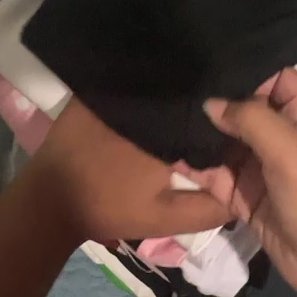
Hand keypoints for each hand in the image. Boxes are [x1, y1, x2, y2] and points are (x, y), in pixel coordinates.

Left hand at [25, 98, 230, 244]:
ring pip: (163, 83)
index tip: (236, 123)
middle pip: (187, 93)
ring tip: (191, 96)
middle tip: (216, 111)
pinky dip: (149, 83)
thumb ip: (209, 208)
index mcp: (169, 129)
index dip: (225, 118)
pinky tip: (158, 91)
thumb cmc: (111, 208)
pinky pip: (135, 78)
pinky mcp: (99, 87)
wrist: (52, 201)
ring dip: (177, 88)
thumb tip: (244, 187)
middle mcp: (148, 100)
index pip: (209, 112)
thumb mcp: (166, 218)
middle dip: (202, 100)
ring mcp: (121, 89)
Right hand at [184, 68, 296, 296]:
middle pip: (245, 110)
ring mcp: (261, 168)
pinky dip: (196, 168)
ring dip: (201, 136)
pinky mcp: (244, 197)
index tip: (213, 65)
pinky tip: (170, 157)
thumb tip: (211, 104)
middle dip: (215, 103)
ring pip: (225, 143)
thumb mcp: (288, 147)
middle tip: (175, 88)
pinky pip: (216, 176)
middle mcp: (281, 137)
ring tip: (165, 120)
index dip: (252, 71)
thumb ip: (249, 118)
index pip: (277, 79)